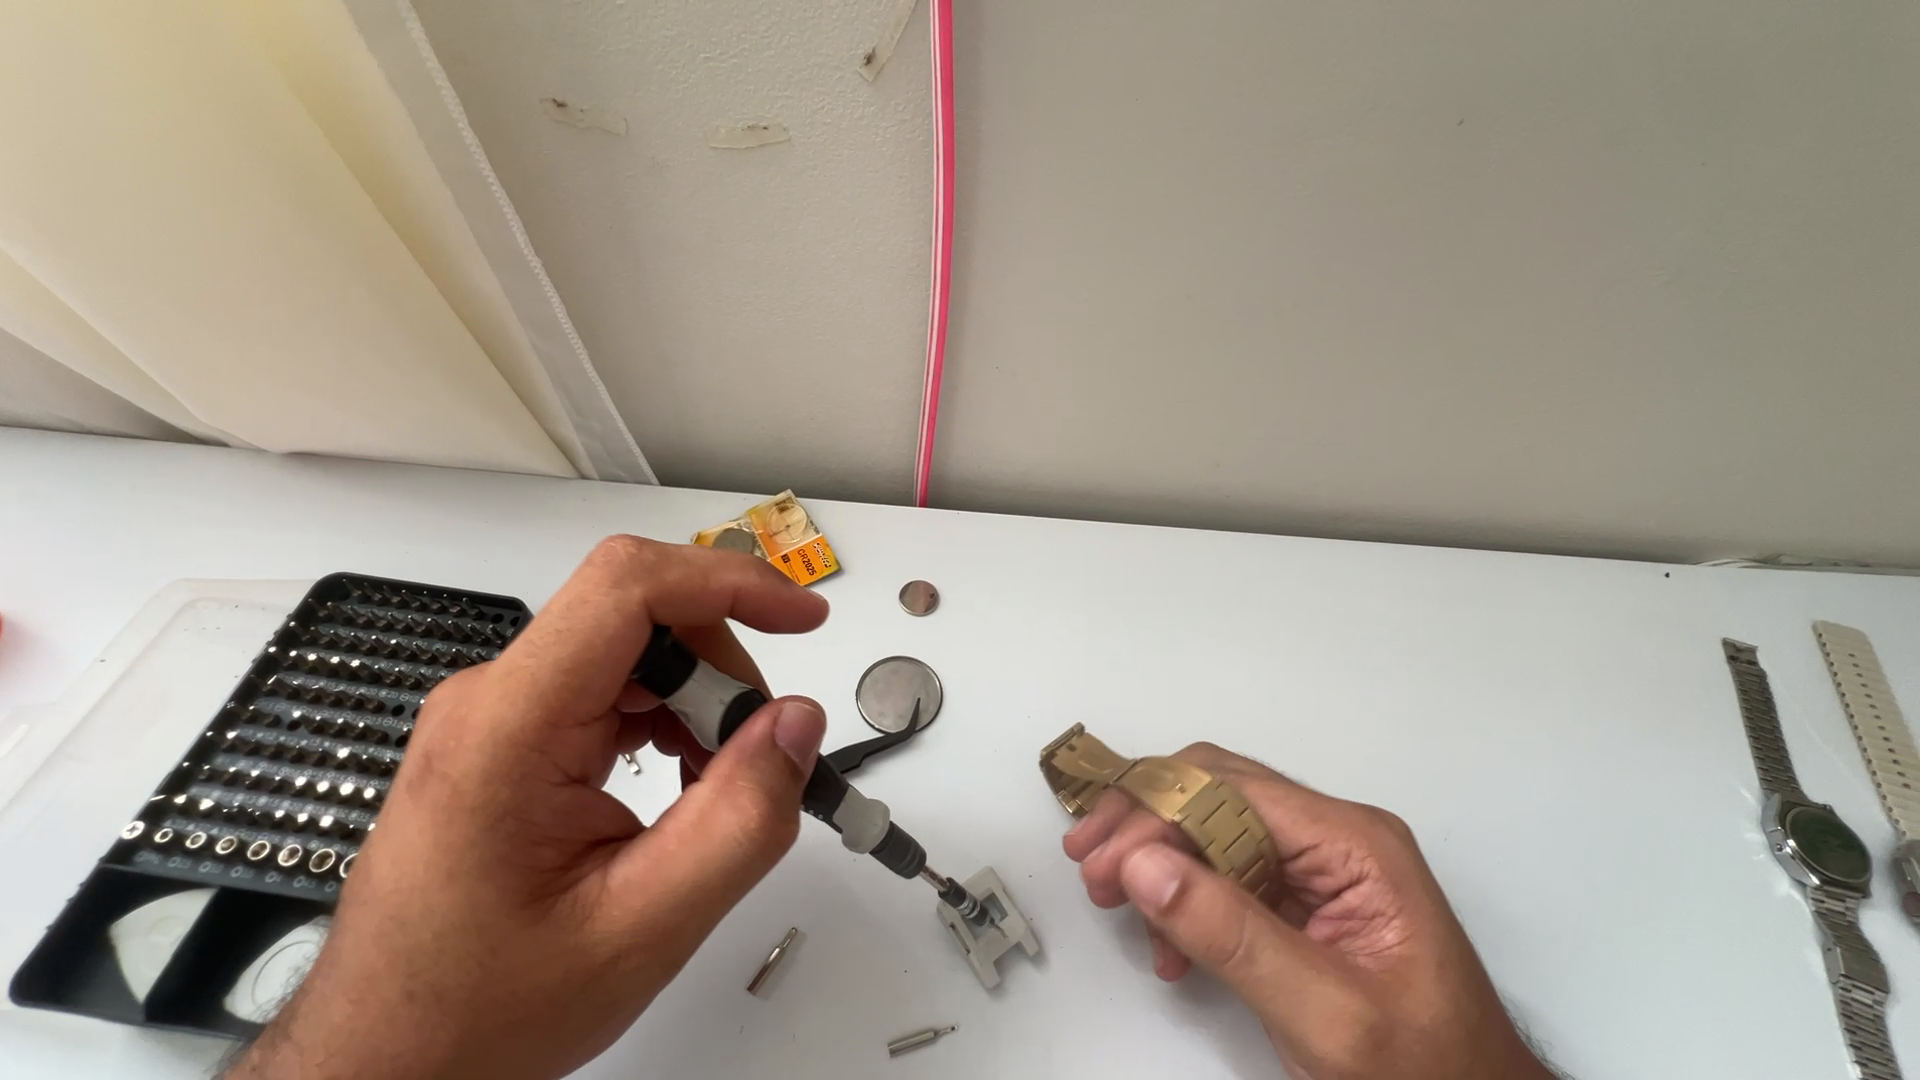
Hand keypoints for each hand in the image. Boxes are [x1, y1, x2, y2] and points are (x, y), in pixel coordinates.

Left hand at [229, 537, 830, 1079]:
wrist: (386, 1061)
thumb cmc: (488, 1011)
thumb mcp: (643, 930)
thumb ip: (738, 821)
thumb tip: (799, 720)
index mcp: (508, 726)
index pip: (627, 588)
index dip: (729, 581)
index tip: (804, 619)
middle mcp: (496, 696)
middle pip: (643, 615)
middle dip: (724, 668)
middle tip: (760, 755)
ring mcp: (502, 711)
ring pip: (639, 650)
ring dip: (705, 699)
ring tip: (720, 785)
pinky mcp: (516, 733)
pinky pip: (618, 687)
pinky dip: (676, 719)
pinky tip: (686, 783)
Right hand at [1064, 744, 1553, 1079]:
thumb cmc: (1423, 1072)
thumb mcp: (1327, 1016)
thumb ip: (1233, 936)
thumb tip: (1140, 864)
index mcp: (1352, 843)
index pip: (1230, 792)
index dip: (1155, 813)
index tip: (1101, 861)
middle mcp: (1330, 835)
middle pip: (1214, 792)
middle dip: (1144, 822)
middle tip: (1089, 864)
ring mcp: (1314, 864)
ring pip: (1210, 827)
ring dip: (1156, 859)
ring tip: (1114, 901)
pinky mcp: (1297, 898)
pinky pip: (1222, 872)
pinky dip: (1182, 898)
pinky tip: (1167, 945)